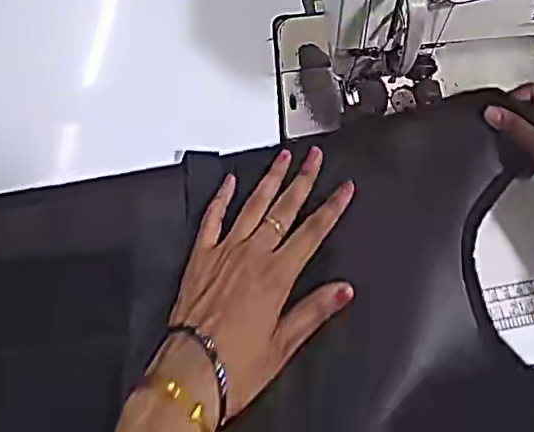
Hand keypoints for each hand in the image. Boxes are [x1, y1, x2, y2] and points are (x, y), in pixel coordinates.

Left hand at [148, 148, 355, 423]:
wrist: (188, 376)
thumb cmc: (233, 368)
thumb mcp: (284, 346)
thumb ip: (315, 311)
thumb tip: (343, 290)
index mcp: (276, 275)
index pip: (313, 230)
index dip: (332, 206)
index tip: (344, 188)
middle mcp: (252, 255)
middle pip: (285, 207)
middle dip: (304, 178)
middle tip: (314, 156)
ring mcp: (226, 251)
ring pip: (254, 204)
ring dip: (271, 178)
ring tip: (283, 157)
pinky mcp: (201, 257)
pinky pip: (212, 218)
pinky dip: (221, 197)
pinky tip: (229, 181)